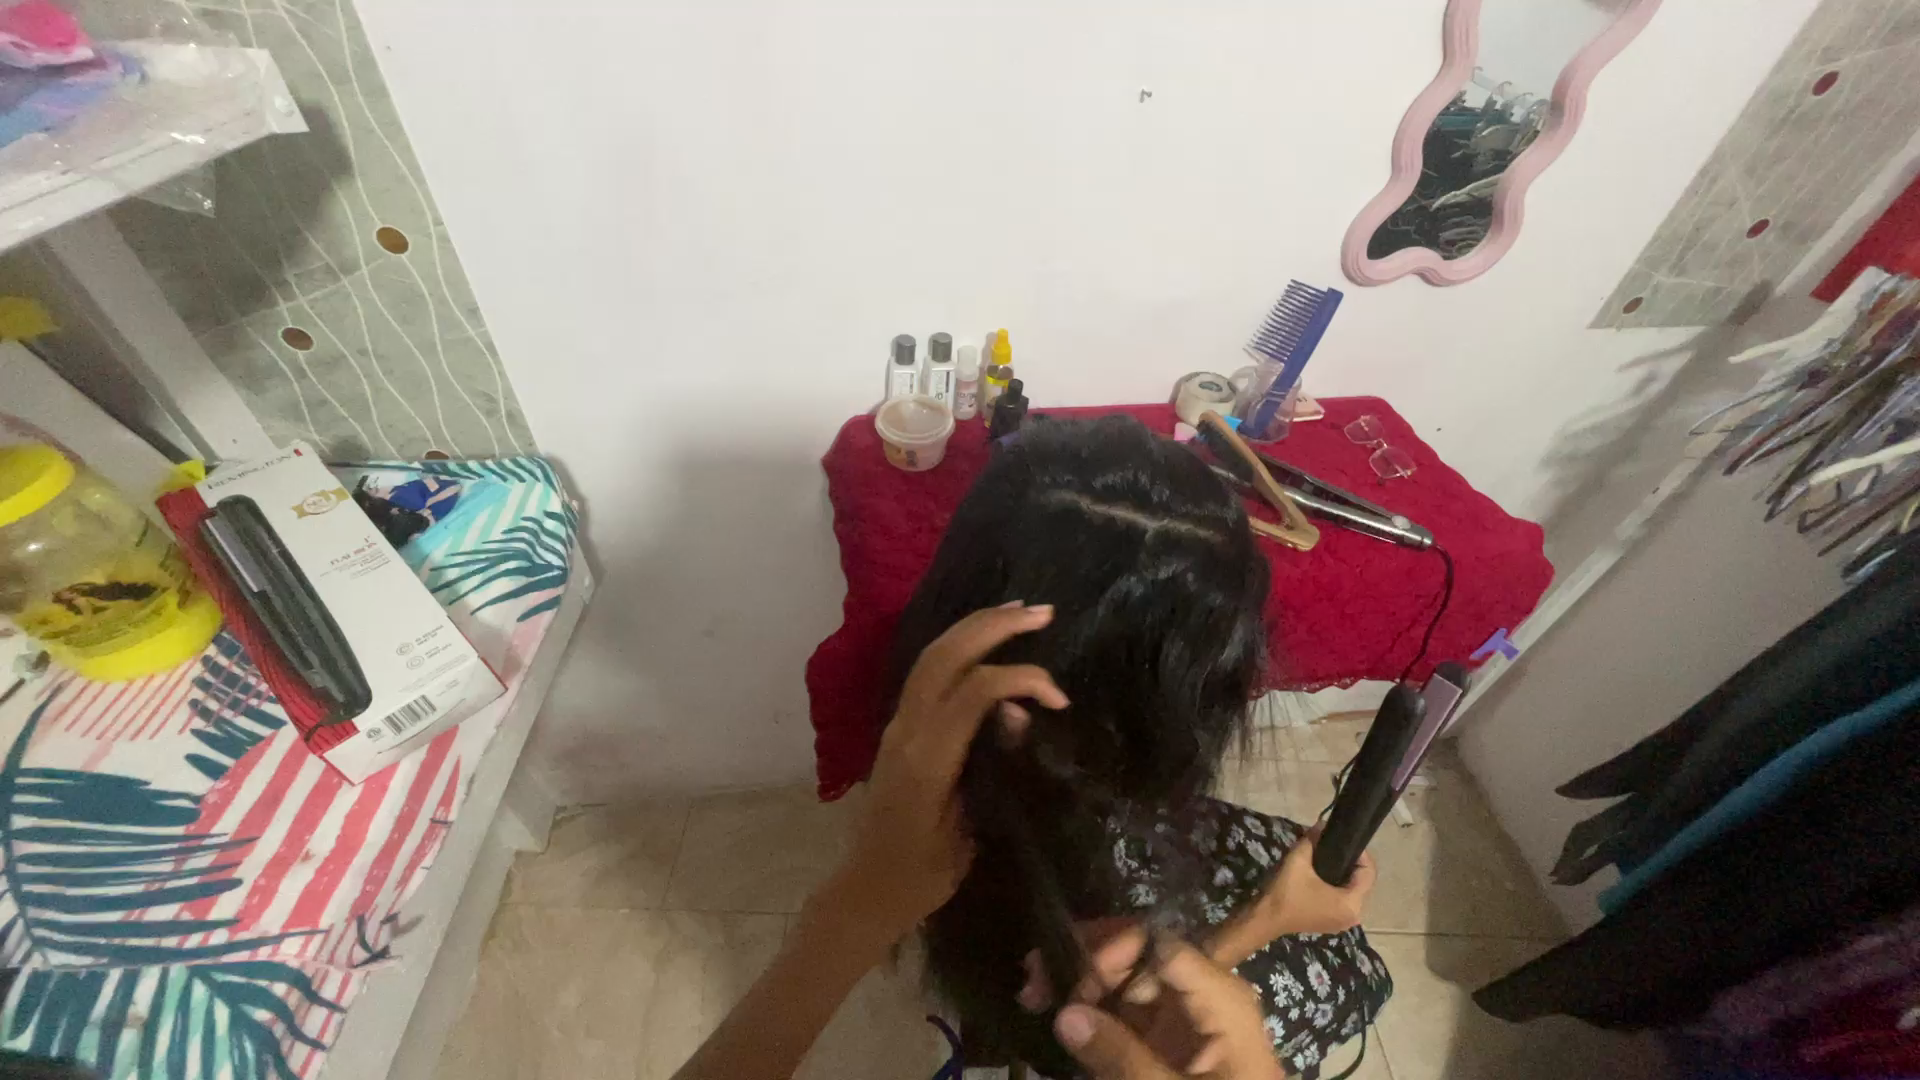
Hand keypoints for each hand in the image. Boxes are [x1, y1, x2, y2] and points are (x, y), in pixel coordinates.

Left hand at [822, 602, 1066, 946]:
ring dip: (975, 627)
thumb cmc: (922, 875)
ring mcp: (898, 722)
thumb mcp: (968, 833)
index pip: (974, 691)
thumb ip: (991, 771)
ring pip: (932, 654)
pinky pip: (927, 670)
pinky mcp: (898, 725)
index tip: (1058, 700)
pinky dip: (959, 645)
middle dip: (995, 626)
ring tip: (1017, 612)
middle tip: (1042, 612)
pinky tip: (985, 642)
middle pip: (947, 655)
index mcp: (928, 758)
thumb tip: (1015, 719)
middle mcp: (908, 728)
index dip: (1021, 680)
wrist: (867, 888)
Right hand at [1046, 936, 1286, 1079]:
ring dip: (1080, 979)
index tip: (1071, 978)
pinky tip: (1058, 1011)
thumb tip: (1064, 1013)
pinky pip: (1125, 1007)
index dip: (1111, 948)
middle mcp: (1201, 992)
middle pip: (1136, 953)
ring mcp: (1184, 1016)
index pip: (1158, 943)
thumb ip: (1122, 1058)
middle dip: (1084, 959)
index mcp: (1219, 996)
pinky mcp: (1169, 1040)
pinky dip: (1092, 1007)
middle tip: (1034, 976)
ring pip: (1124, 977)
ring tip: (1034, 991)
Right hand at [1254, 827, 1374, 937]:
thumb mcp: (1298, 861)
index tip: (1342, 840)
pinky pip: (1342, 900)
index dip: (1359, 853)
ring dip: (1341, 873)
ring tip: (1324, 857)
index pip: (1369, 873)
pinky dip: (1335, 886)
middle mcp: (1354, 915)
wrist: (1267, 918)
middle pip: (1361, 882)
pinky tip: (1319, 875)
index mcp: (1352, 903)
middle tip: (1331, 846)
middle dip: (1348, 862)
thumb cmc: (1287, 891)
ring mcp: (1343, 921)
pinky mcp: (1332, 922)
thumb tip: (1321, 825)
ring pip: (1351, 891)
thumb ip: (1312, 841)